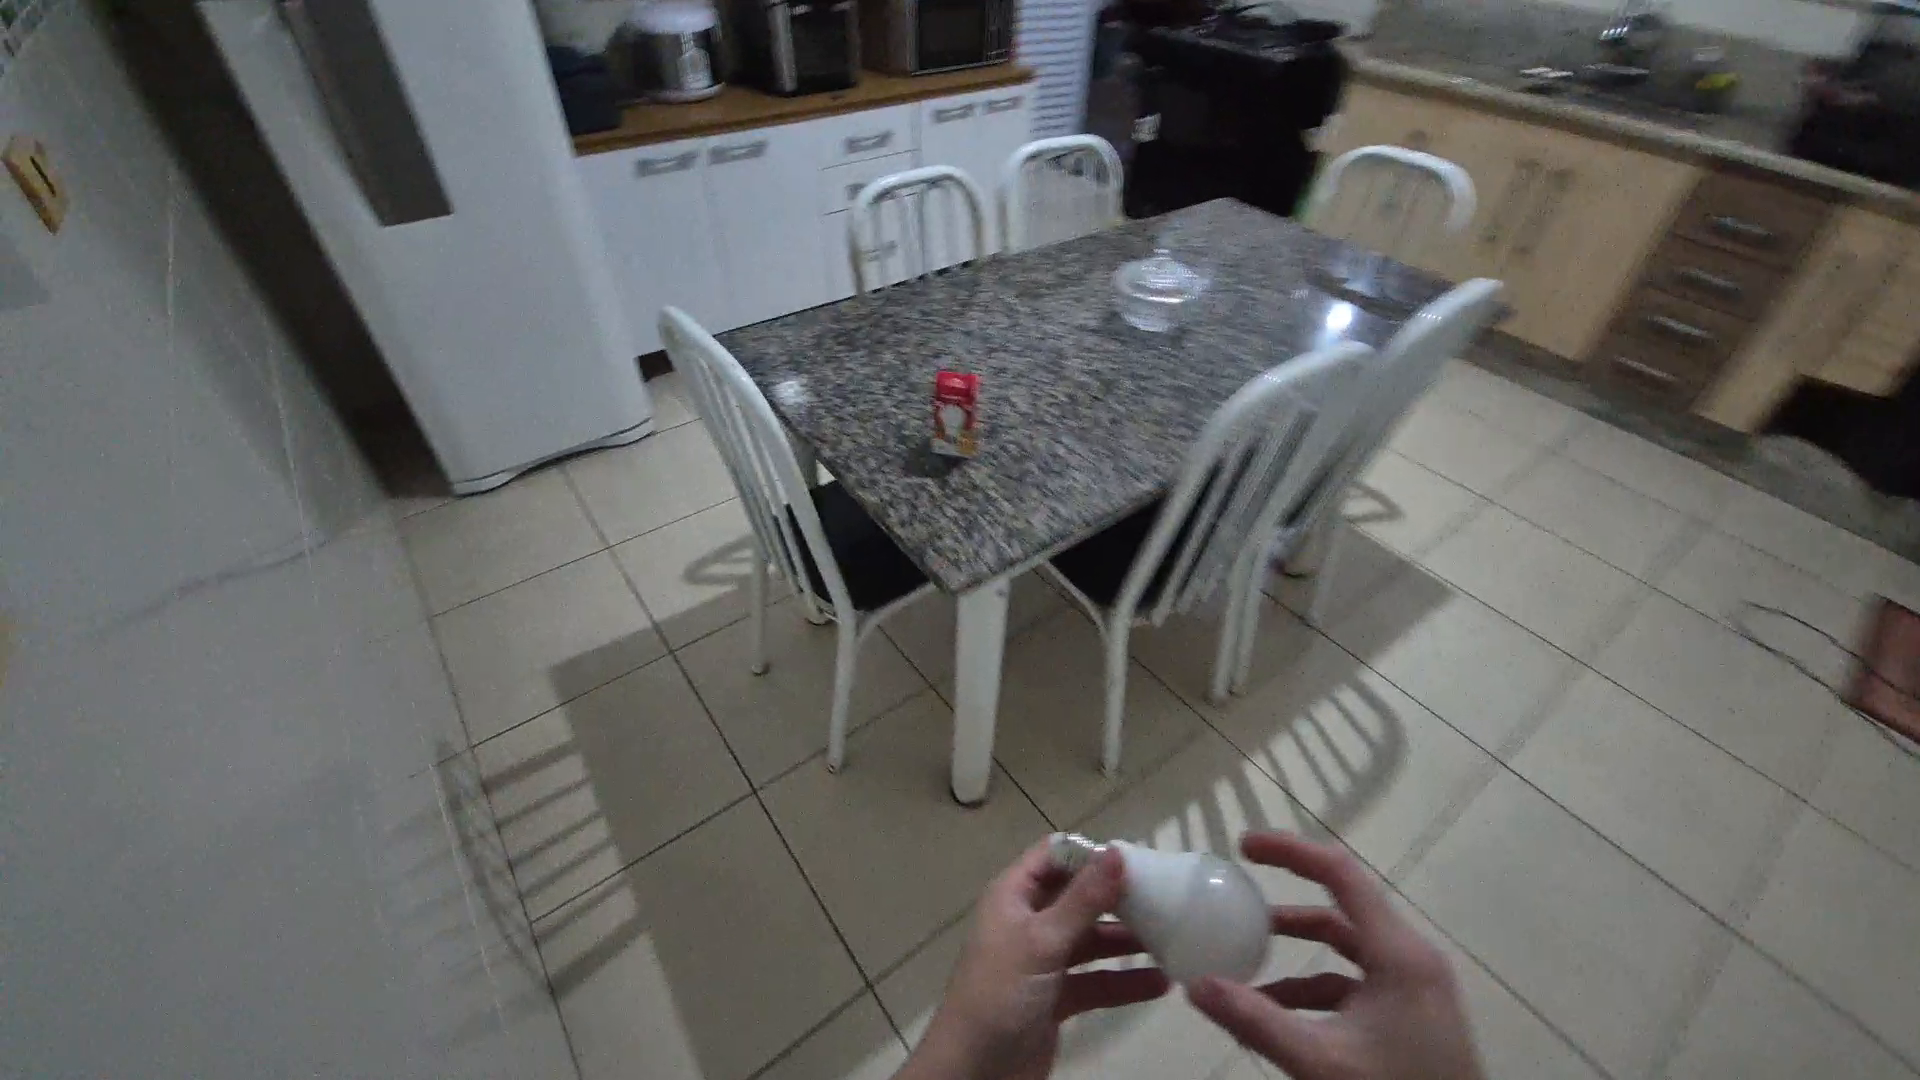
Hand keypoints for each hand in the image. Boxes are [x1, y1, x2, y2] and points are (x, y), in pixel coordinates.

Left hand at [899, 839, 1171, 1079]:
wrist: (975, 1073)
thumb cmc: (1001, 991)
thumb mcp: (1042, 941)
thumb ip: (1082, 900)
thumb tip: (1117, 852)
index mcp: (1013, 895)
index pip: (1053, 855)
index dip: (1089, 854)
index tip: (1134, 859)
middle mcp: (1027, 920)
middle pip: (1076, 896)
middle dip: (1115, 897)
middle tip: (1163, 897)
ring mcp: (1042, 960)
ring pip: (1089, 940)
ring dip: (1124, 940)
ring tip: (1170, 939)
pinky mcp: (1055, 998)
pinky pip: (1094, 981)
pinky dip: (1122, 982)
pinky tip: (1159, 983)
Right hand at [1187, 832, 1482, 1079]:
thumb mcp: (1323, 1065)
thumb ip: (1256, 1021)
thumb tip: (1194, 984)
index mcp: (1400, 955)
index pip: (1340, 873)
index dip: (1290, 851)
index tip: (1243, 847)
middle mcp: (1410, 959)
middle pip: (1341, 901)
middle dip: (1287, 890)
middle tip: (1239, 884)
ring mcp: (1412, 988)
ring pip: (1344, 942)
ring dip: (1296, 941)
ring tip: (1247, 946)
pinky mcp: (1408, 1015)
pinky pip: (1351, 979)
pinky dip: (1310, 983)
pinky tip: (1273, 1006)